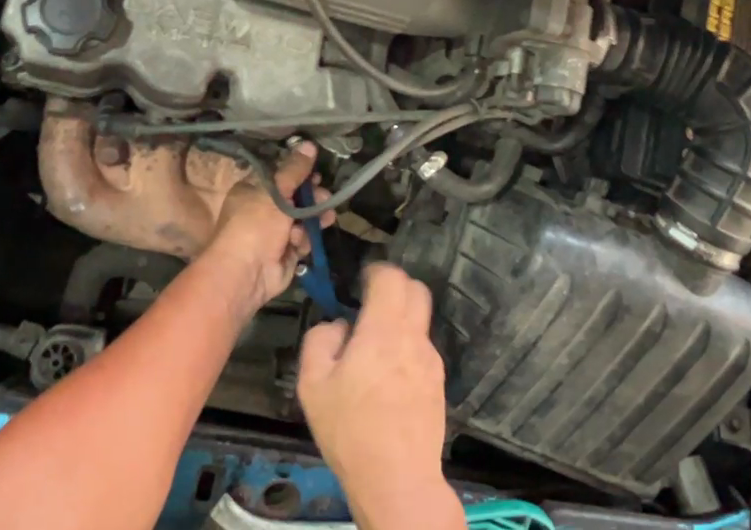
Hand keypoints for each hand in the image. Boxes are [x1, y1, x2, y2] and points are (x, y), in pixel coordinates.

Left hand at [202, 142, 328, 312]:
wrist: (246, 273)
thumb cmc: (255, 224)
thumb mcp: (276, 192)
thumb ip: (294, 169)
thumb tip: (308, 143)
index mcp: (253, 190)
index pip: (279, 176)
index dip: (298, 173)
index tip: (316, 171)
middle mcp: (262, 210)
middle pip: (294, 198)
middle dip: (311, 197)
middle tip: (324, 196)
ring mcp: (274, 233)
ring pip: (302, 219)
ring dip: (313, 218)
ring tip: (326, 217)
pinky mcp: (285, 252)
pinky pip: (302, 240)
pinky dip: (304, 240)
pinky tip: (300, 242)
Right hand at [297, 265, 464, 529]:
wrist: (398, 480)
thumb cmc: (350, 430)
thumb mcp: (313, 384)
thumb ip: (321, 340)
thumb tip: (339, 325)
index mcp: (384, 331)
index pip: (391, 277)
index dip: (375, 270)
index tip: (360, 280)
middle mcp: (414, 338)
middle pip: (416, 290)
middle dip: (394, 287)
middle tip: (370, 302)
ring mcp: (431, 361)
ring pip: (420, 321)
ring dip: (400, 319)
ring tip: (374, 346)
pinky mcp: (438, 384)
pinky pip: (422, 349)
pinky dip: (406, 347)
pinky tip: (387, 376)